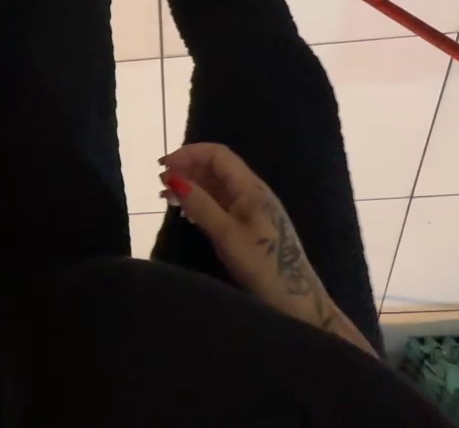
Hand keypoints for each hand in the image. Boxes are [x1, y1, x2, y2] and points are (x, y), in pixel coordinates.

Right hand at [160, 143, 372, 353]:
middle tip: (160, 183)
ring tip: (166, 196)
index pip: (217, 154)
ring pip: (215, 185)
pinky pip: (219, 202)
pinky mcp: (248, 226)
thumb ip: (200, 205)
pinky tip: (185, 211)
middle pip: (215, 167)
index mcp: (251, 188)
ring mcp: (251, 209)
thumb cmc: (264, 267)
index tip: (163, 166)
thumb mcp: (227, 236)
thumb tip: (173, 177)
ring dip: (190, 184)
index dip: (188, 154)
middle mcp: (251, 192)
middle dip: (186, 168)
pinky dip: (198, 200)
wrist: (298, 305)